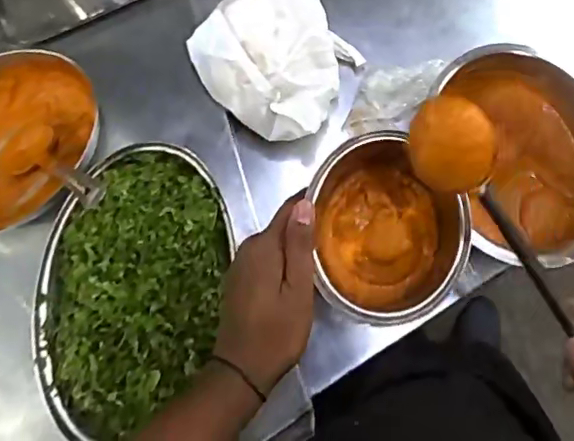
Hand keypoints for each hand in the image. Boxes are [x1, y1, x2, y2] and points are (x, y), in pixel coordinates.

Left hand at [213, 193, 315, 394]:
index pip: (289, 208)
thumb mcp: (298, 288)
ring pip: (274, 241)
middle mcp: (247, 248)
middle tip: (334, 231)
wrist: (240, 375)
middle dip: (305, 224)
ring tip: (322, 249)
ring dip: (294, 242)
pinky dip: (282, 257)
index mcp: (263, 245)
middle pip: (282, 224)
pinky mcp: (239, 280)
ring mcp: (240, 265)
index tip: (335, 198)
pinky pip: (266, 256)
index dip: (311, 199)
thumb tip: (303, 203)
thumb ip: (300, 244)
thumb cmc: (277, 331)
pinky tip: (298, 270)